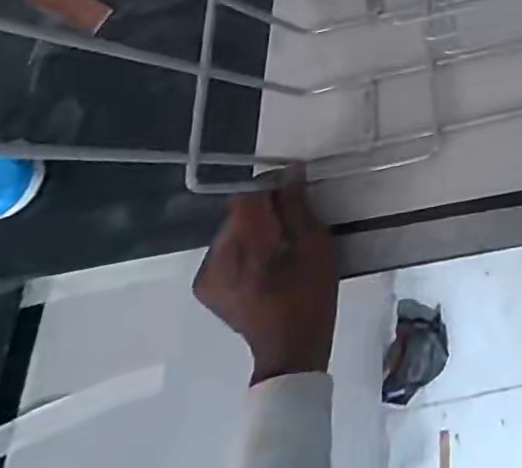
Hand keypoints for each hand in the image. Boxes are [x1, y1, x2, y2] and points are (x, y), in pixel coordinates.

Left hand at [192, 167, 336, 385]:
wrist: (290, 351)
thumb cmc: (310, 297)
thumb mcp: (316, 246)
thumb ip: (298, 206)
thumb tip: (289, 171)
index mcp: (243, 252)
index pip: (247, 198)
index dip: (271, 187)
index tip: (293, 191)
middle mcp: (215, 261)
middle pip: (237, 213)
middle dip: (264, 209)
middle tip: (292, 219)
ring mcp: (206, 276)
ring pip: (231, 229)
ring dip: (255, 226)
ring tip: (280, 241)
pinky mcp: (205, 286)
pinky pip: (225, 248)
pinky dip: (245, 244)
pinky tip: (264, 259)